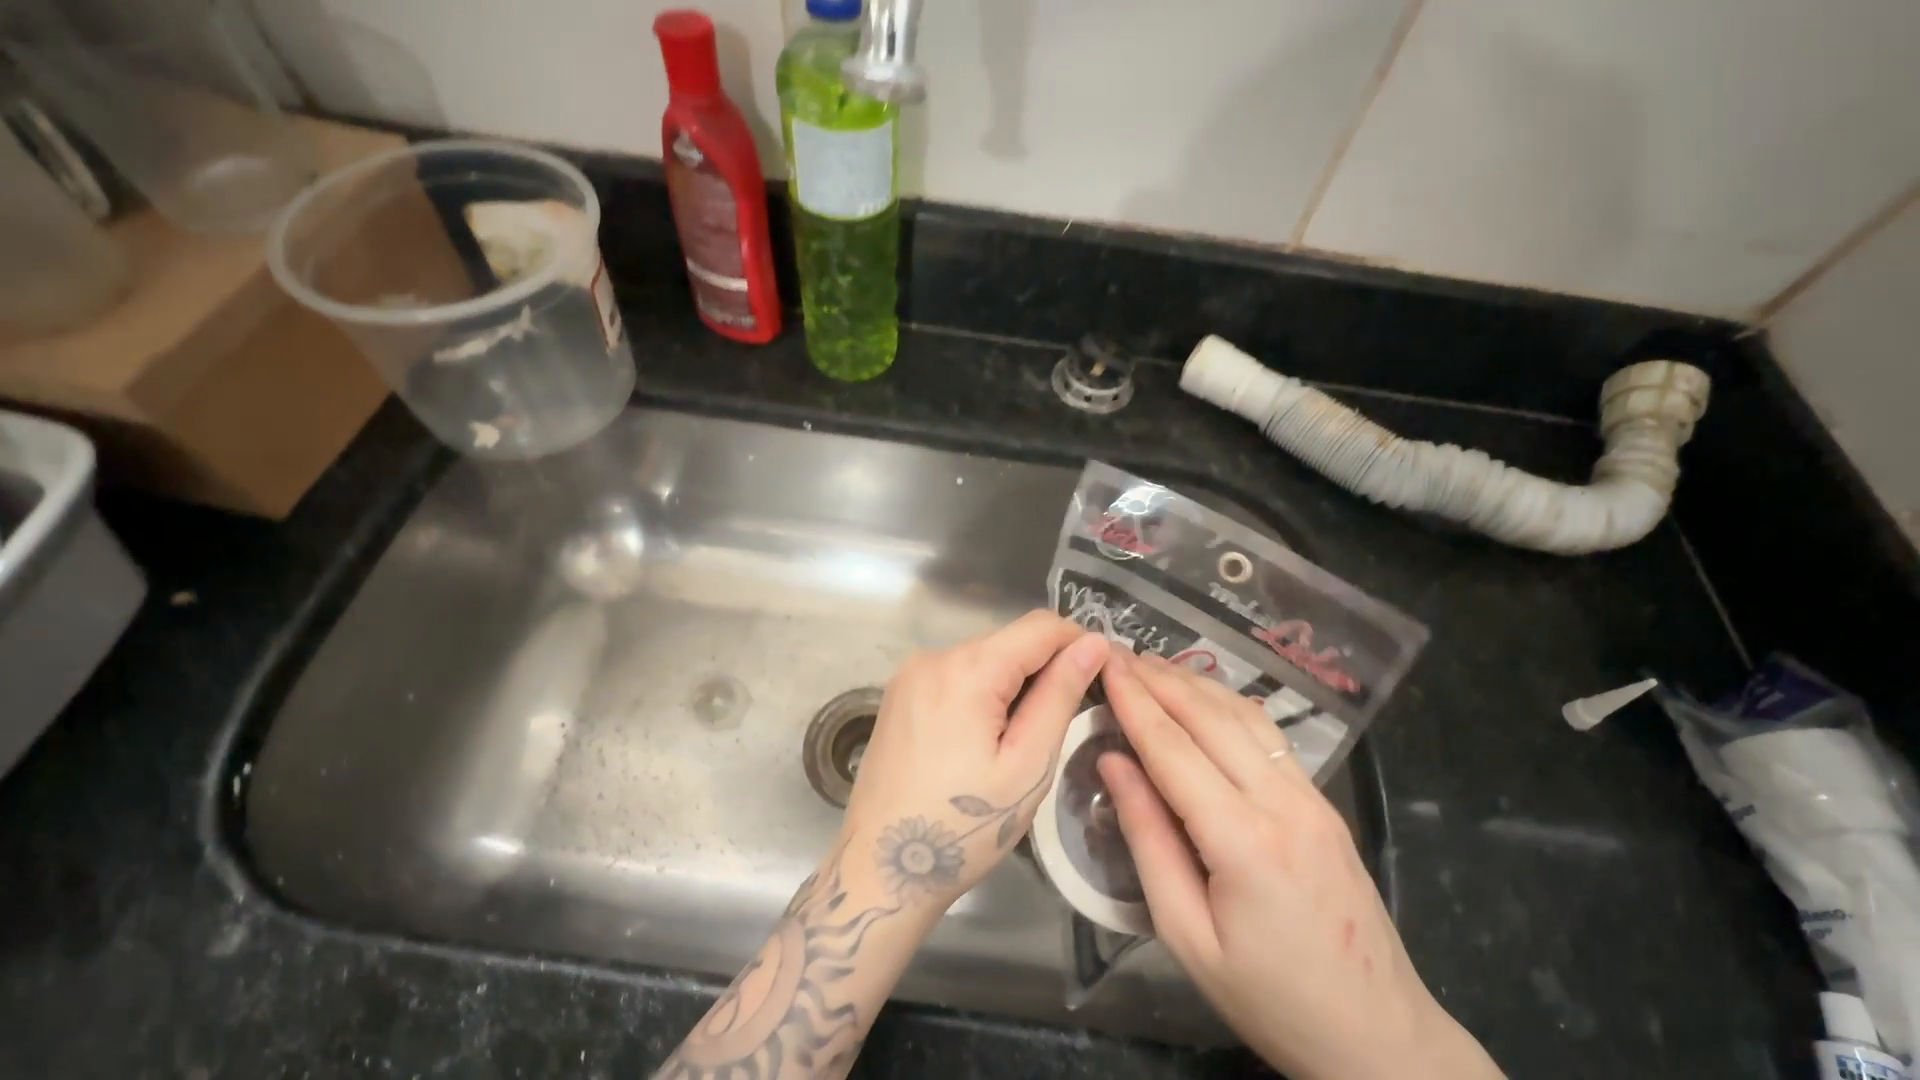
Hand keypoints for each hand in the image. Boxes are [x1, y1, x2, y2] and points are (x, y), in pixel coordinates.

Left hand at [837, 611, 1109, 913]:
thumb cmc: (964, 826)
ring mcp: (909, 676)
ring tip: (1028, 741)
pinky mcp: (899, 697)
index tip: (1106, 676)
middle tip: (1070, 722)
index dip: (1080, 642)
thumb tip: (1093, 644)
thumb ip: (1061, 695)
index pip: (1041, 626)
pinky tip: (988, 742)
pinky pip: (956, 678)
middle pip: (1009, 641)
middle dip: (1047, 668)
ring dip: (1014, 684)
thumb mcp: (1028, 764)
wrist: (882, 871)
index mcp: (967, 668)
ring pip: (983, 659)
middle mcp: (933, 657)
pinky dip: (983, 695)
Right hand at [1097, 650, 1501, 1079]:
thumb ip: (1148, 841)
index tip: (1105, 662)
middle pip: (1211, 718)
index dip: (1134, 701)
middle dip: (1160, 680)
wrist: (1376, 1034)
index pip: (1174, 748)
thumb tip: (1114, 763)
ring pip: (1246, 718)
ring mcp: (1312, 799)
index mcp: (1243, 840)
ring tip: (1152, 665)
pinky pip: (1269, 738)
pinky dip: (1228, 707)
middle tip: (1117, 652)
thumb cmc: (1268, 997)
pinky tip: (1205, 699)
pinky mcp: (1324, 805)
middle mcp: (1283, 802)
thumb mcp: (1187, 935)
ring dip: (1195, 684)